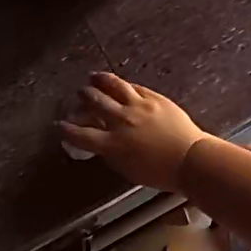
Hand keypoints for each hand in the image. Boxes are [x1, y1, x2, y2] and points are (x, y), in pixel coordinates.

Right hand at [58, 73, 209, 191]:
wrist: (190, 159)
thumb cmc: (161, 172)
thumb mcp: (128, 169)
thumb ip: (112, 154)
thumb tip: (103, 144)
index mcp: (111, 144)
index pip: (80, 135)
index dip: (66, 129)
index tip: (59, 125)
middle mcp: (120, 122)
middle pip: (94, 103)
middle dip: (83, 97)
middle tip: (79, 94)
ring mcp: (138, 107)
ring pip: (112, 86)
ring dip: (100, 81)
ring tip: (93, 77)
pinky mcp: (154, 98)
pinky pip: (134, 87)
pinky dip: (124, 84)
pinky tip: (121, 82)